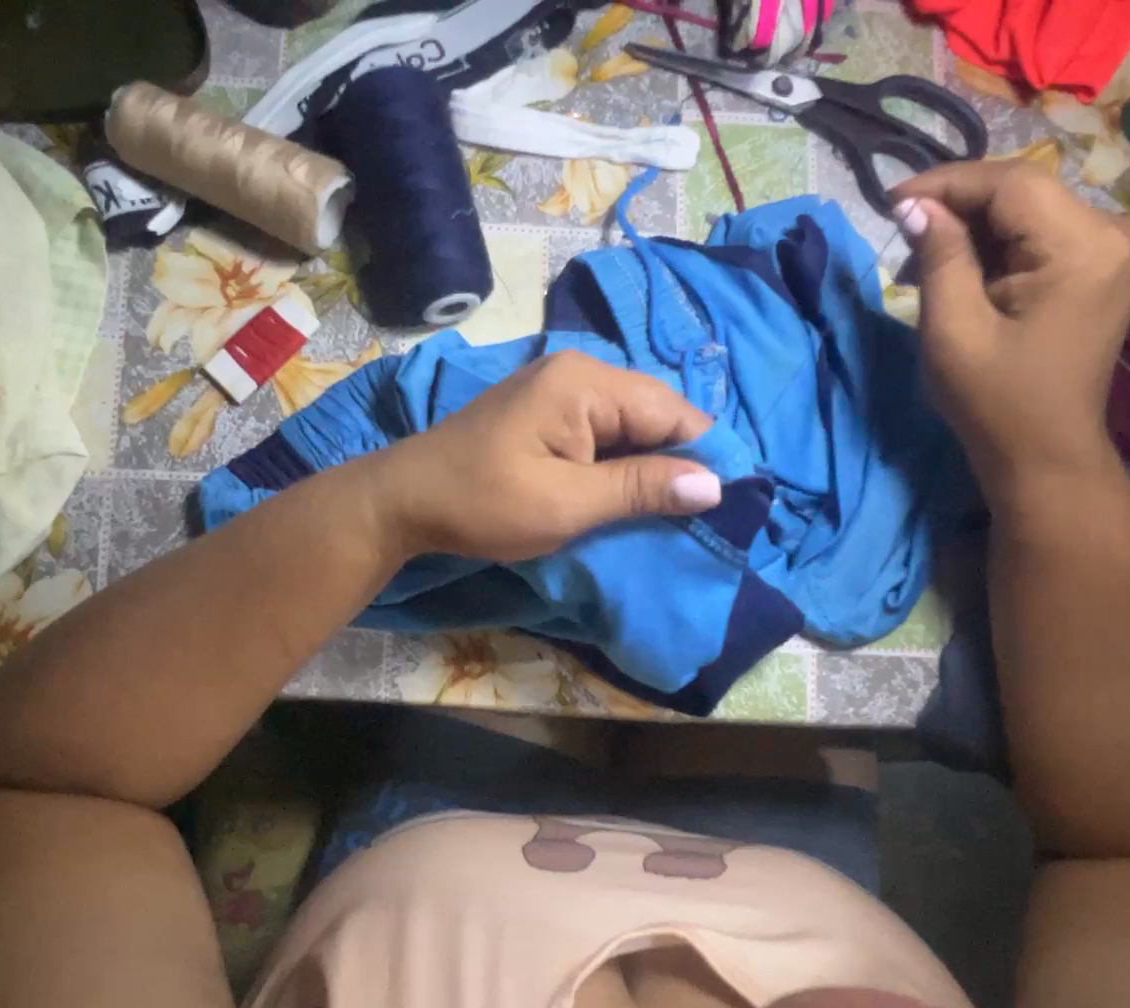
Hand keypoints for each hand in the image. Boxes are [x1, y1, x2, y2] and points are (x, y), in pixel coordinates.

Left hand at [362, 349, 722, 561]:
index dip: (702, 455)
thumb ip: (641, 489)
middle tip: (698, 513)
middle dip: (676, 460)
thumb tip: (715, 485)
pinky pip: (601, 431)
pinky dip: (617, 461)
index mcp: (586, 383)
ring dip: (647, 464)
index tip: (724, 504)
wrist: (404, 500)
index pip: (672, 411)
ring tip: (668, 509)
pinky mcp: (544, 411)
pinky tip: (626, 493)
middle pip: (653, 413)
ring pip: (628, 424)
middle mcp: (577, 372)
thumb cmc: (483, 503)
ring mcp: (557, 388)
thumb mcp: (568, 504)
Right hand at [891, 161, 1129, 499]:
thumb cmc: (994, 399)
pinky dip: (993, 243)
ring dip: (970, 226)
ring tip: (921, 260)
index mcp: (1084, 246)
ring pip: (1026, 209)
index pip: (1010, 183)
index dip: (946, 183)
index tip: (890, 200)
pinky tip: (957, 268)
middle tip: (900, 234)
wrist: (1043, 450)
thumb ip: (939, 257)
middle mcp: (1113, 231)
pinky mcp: (1100, 262)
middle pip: (1021, 191)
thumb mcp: (953, 328)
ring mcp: (1112, 245)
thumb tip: (913, 206)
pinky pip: (1038, 232)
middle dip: (956, 206)